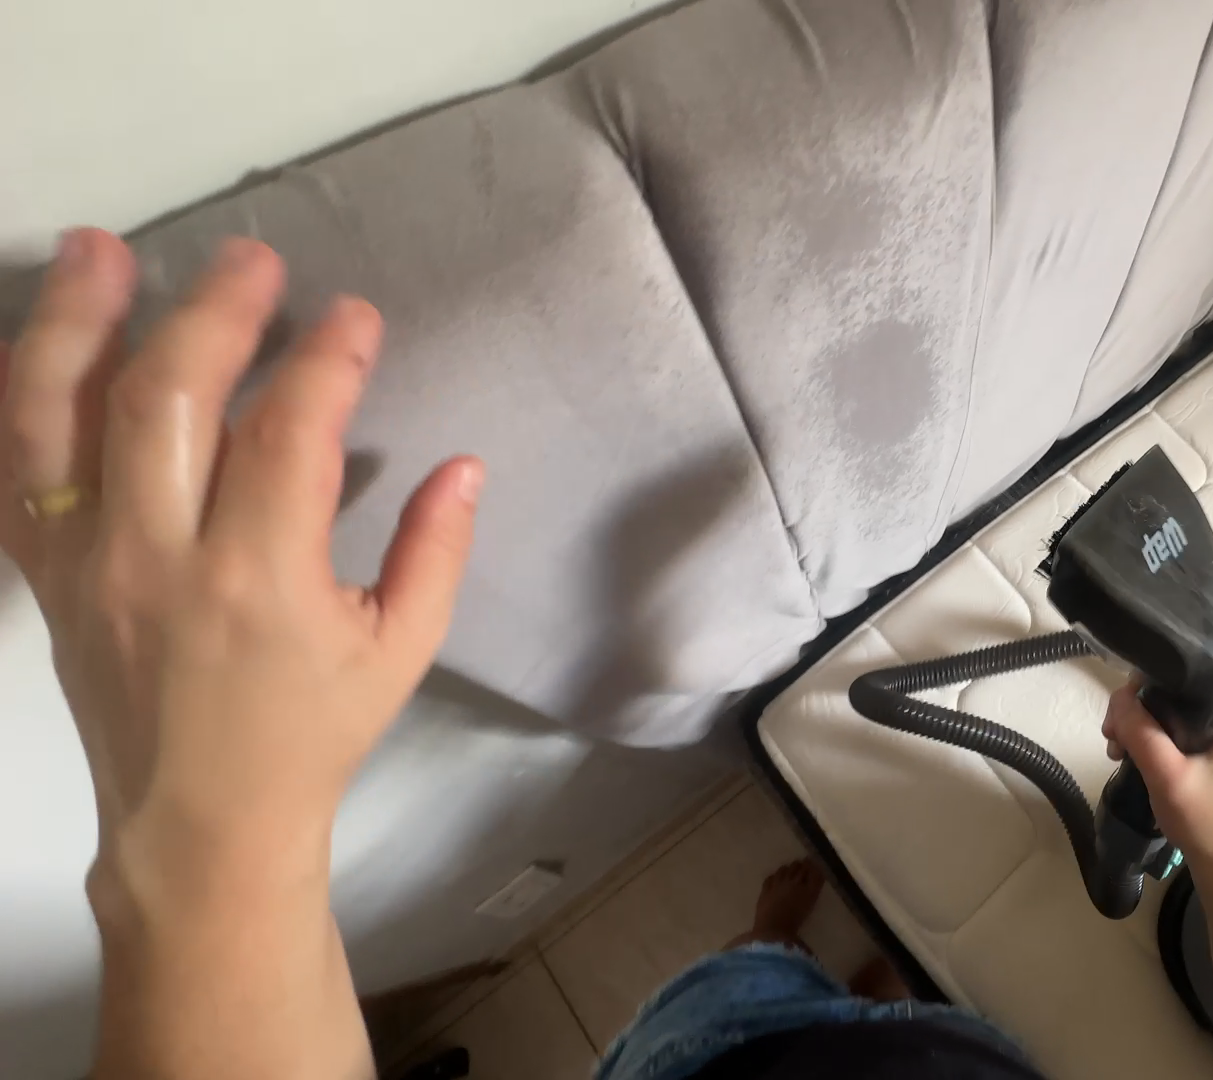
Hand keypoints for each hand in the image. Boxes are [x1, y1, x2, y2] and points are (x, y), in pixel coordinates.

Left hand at [0, 229, 481, 890]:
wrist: (203, 813)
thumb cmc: (323, 723)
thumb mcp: (410, 644)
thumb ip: (437, 550)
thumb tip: (463, 465)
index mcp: (261, 574)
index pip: (287, 436)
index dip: (325, 364)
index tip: (357, 316)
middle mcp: (155, 552)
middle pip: (165, 401)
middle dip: (214, 316)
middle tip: (256, 259)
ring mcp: (78, 558)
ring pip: (54, 414)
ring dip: (78, 320)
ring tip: (102, 248)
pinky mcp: (40, 570)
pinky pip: (3, 464)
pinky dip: (16, 389)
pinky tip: (38, 338)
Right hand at [1102, 680, 1212, 870]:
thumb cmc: (1207, 821)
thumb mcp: (1168, 774)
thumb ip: (1141, 731)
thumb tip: (1116, 695)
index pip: (1184, 676)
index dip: (1145, 689)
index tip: (1120, 717)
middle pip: (1172, 692)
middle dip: (1136, 712)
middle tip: (1113, 739)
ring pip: (1167, 711)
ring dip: (1137, 727)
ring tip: (1117, 753)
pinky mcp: (1211, 748)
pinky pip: (1172, 728)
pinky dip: (1148, 740)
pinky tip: (1128, 756)